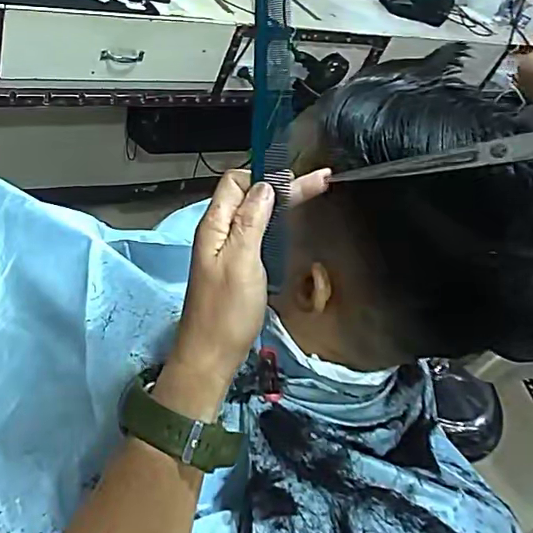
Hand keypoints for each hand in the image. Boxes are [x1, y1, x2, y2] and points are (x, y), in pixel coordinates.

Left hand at [160, 169, 328, 418]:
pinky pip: (256, 231)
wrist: (210, 357)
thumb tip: (264, 185)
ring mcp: (227, 248)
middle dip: (282, 184)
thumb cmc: (226, 312)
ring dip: (281, 200)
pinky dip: (276, 220)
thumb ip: (251, 221)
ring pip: (254, 212)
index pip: (235, 182)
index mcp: (214, 225)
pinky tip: (292, 222)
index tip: (295, 178)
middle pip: (249, 194)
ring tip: (314, 192)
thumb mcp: (241, 262)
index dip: (263, 175)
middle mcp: (219, 231)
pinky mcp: (237, 264)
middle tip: (322, 180)